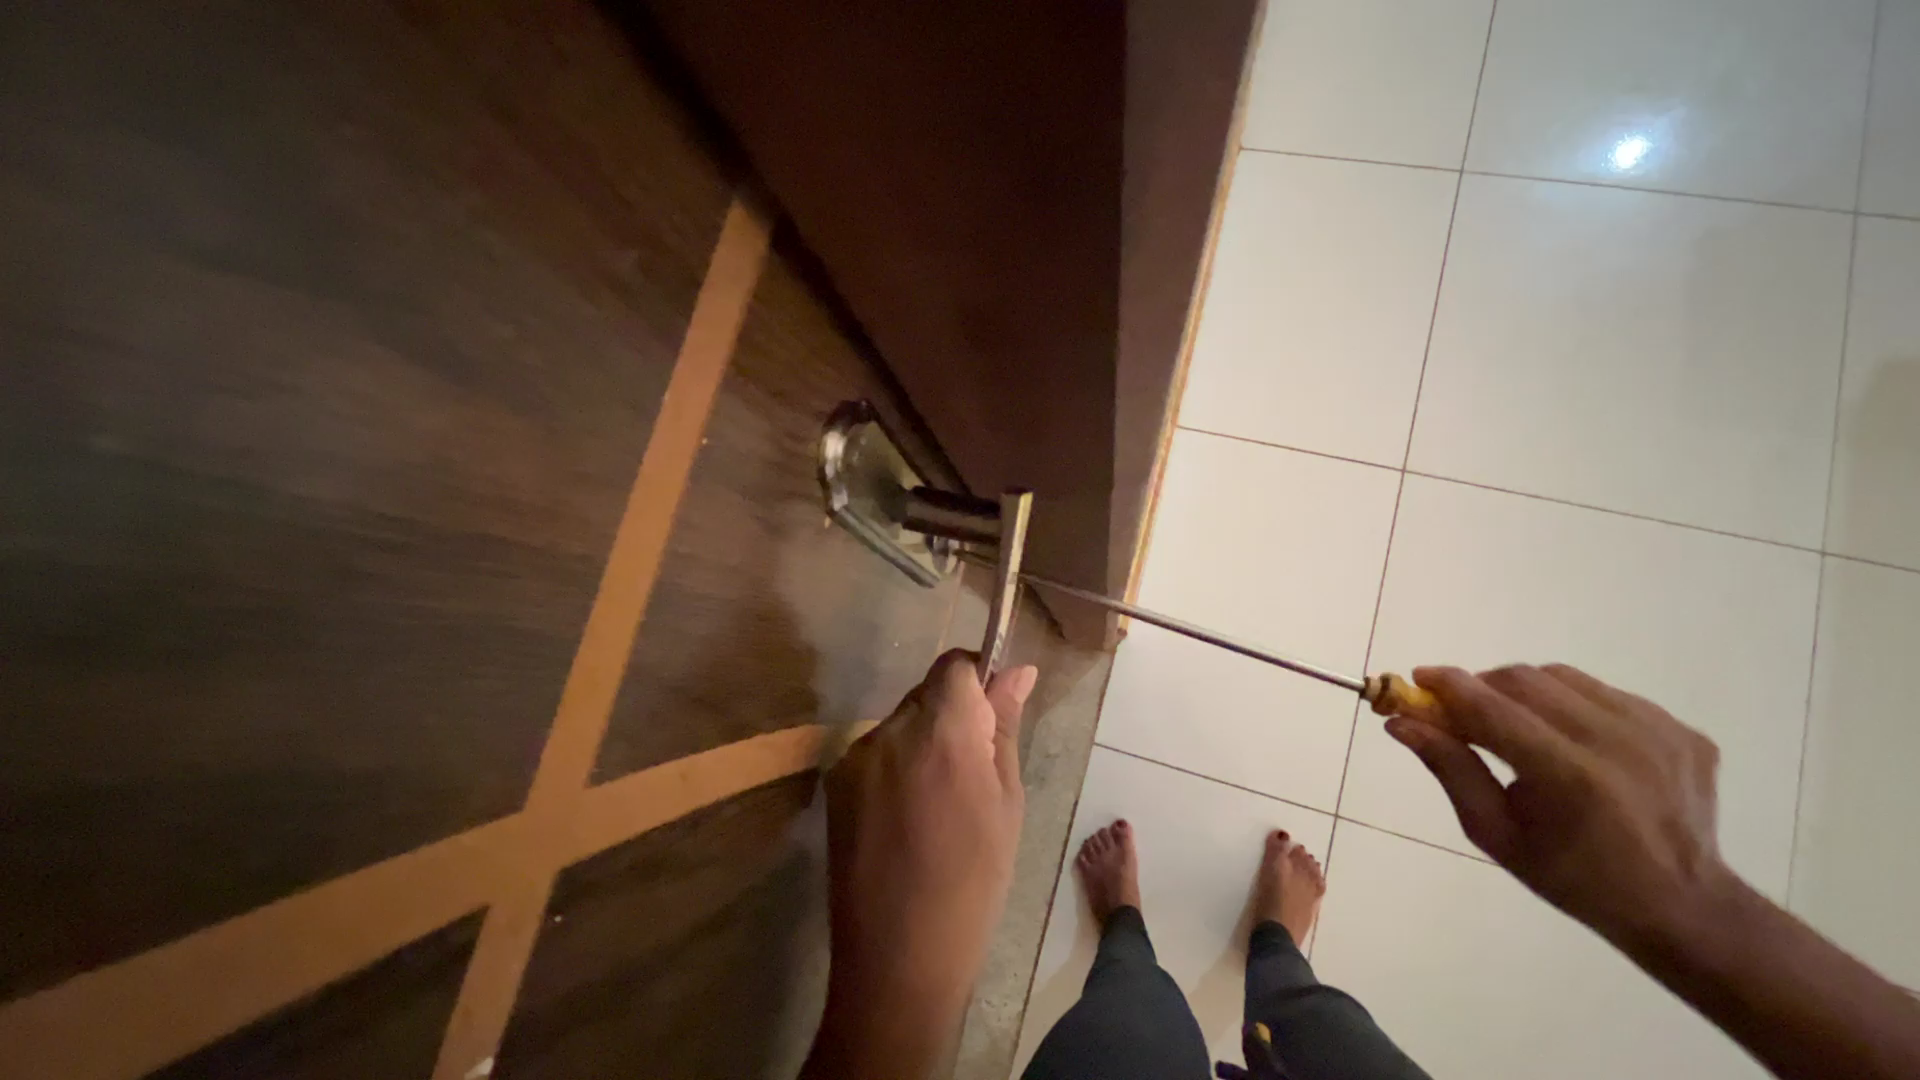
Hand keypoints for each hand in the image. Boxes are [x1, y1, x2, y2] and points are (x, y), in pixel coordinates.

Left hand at [804, 649, 1036, 1078]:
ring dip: (925, 739)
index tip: (996, 709)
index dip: (980, 676)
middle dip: (954, 711)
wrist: (899, 957)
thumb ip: (1003, 727)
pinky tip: (908, 815)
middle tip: (974, 766)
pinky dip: (898, 764)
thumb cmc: (974, 882)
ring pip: (900, 721)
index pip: (956, 665)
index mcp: (940, 733)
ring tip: (940, 800)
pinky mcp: (835, 784)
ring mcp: (854, 758)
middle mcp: (888, 732)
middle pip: (927, 692)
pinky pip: (876, 752)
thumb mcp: (1005, 802)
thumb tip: (1017, 672)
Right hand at [1385, 664, 1730, 946]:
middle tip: (1463, 714)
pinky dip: (1571, 706)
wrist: (1682, 905)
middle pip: (1524, 680)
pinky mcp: (1682, 729)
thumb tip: (1400, 721)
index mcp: (1569, 776)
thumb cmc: (1571, 875)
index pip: (1491, 707)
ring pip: (1562, 678)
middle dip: (1481, 687)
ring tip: (1521, 730)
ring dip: (1525, 693)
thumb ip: (1449, 768)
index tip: (1417, 680)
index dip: (1447, 686)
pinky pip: (1604, 693)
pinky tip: (1572, 742)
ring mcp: (1657, 732)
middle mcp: (1616, 742)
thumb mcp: (1493, 832)